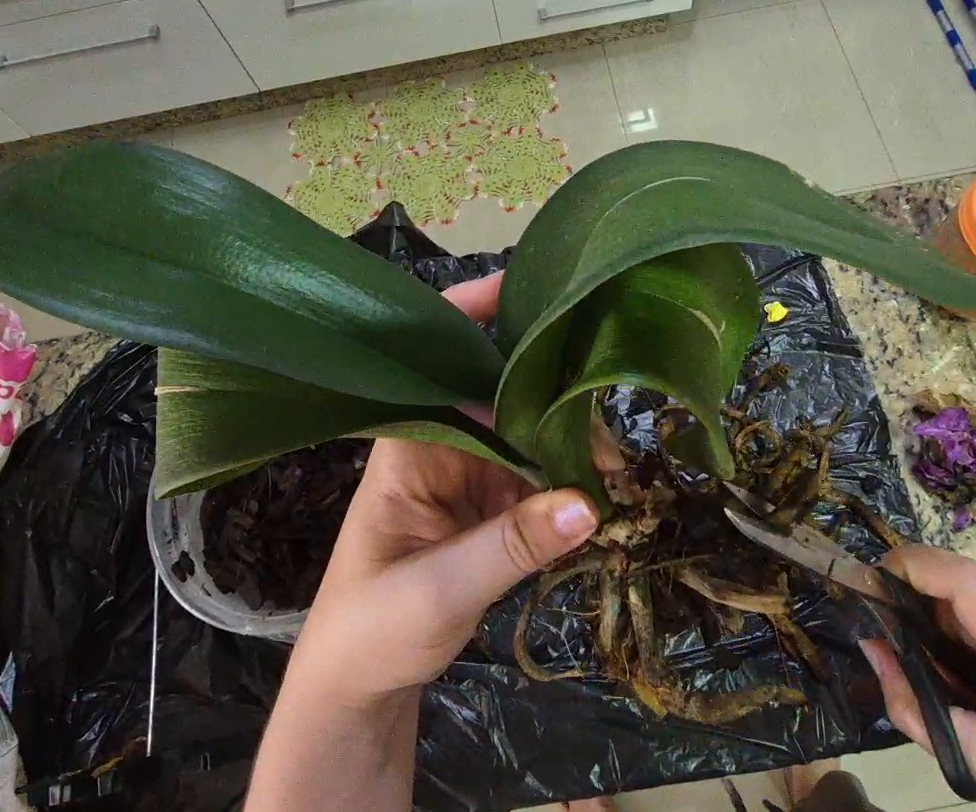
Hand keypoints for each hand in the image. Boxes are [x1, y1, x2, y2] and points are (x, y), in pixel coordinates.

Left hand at [249, 274, 597, 811]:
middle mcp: (438, 445)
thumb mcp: (436, 592)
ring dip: (568, 437)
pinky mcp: (490, 508)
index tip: (527, 286)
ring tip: (617, 453)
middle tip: (607, 382)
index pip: (433, 358)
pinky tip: (605, 486)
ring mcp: (467, 475)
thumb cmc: (370, 631)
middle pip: (495, 388)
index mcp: (405, 445)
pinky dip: (569, 480)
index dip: (472, 314)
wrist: (359, 690)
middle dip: (549, 382)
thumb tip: (589, 502)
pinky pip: (536, 477)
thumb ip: (509, 547)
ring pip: (525, 432)